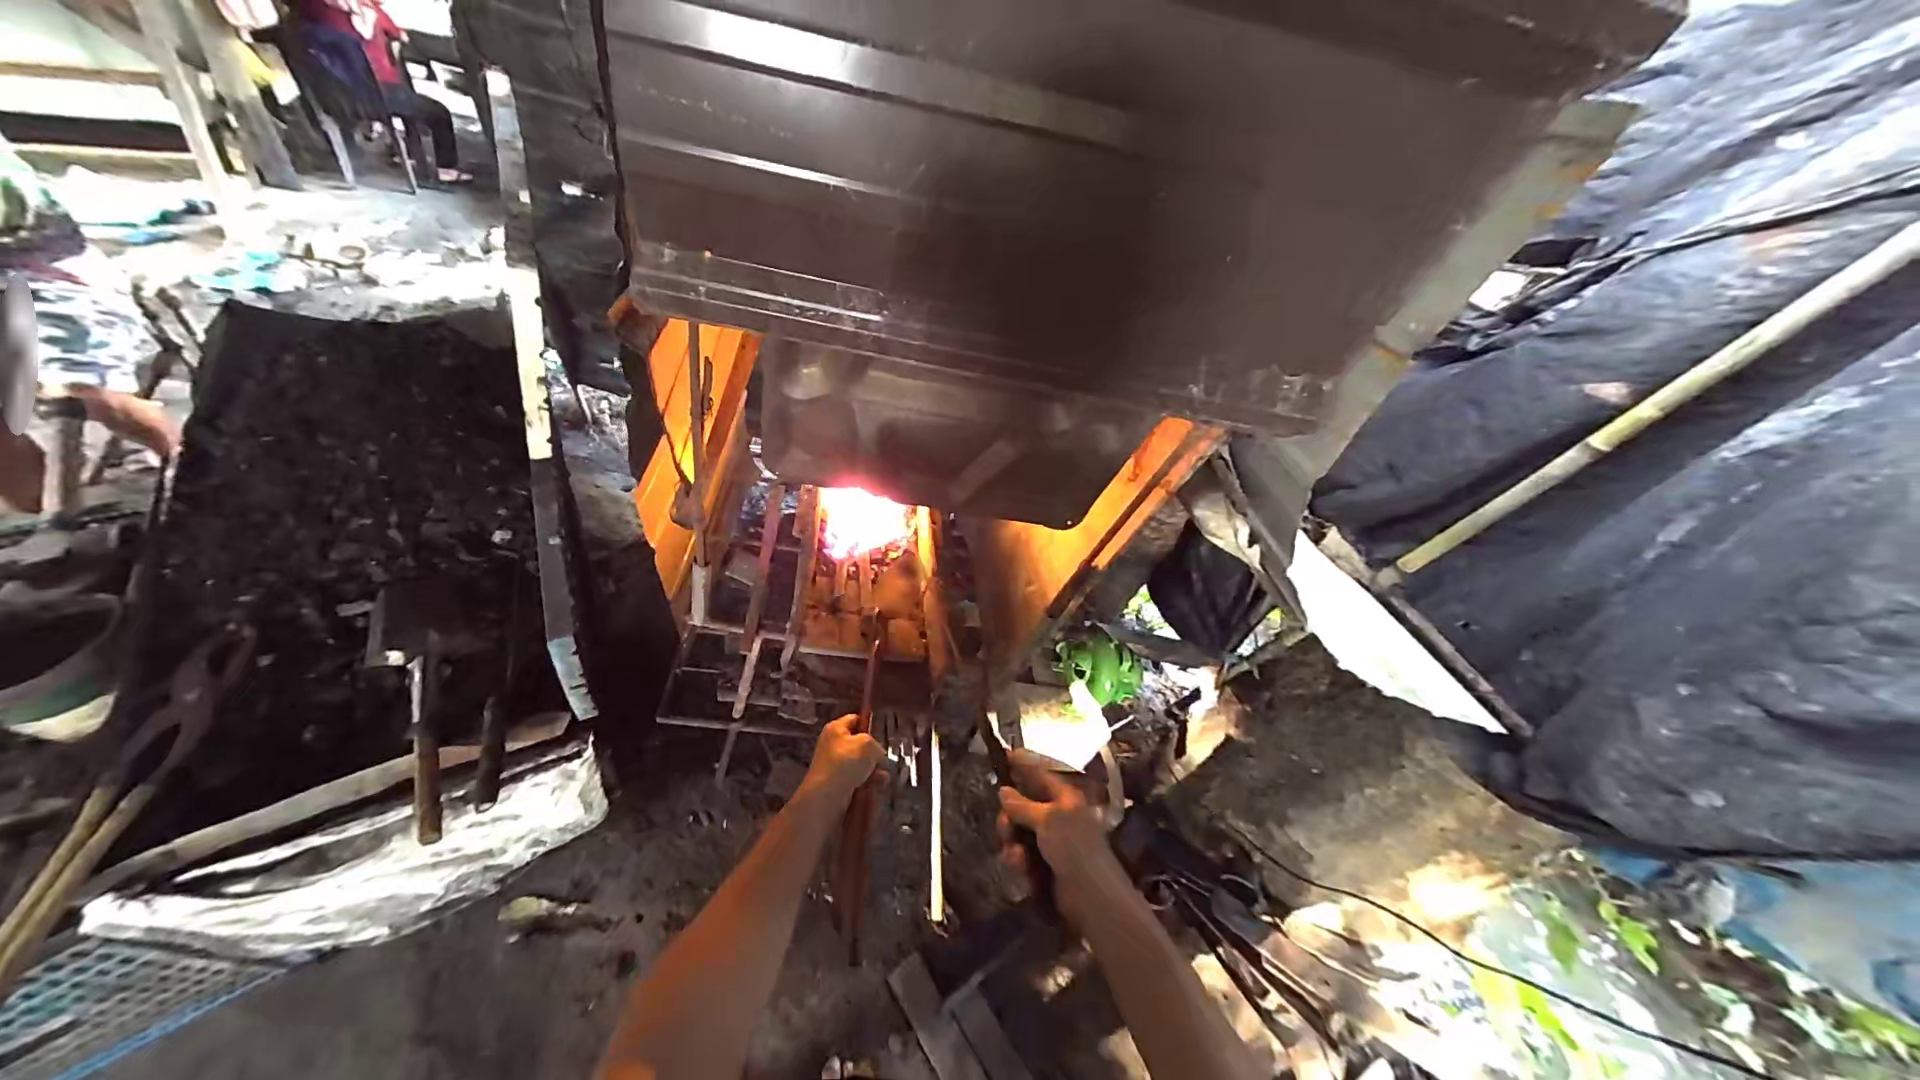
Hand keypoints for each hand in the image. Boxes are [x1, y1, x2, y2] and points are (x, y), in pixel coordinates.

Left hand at [803, 714, 883, 805]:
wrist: (826, 797)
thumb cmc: (845, 763)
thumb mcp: (867, 744)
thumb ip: (876, 745)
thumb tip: (877, 756)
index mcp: (836, 729)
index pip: (855, 719)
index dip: (869, 723)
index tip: (883, 733)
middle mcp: (833, 745)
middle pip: (859, 743)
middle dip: (873, 752)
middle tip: (883, 758)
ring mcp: (835, 765)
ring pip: (861, 763)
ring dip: (874, 769)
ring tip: (883, 776)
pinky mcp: (838, 783)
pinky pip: (858, 778)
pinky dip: (868, 781)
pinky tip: (878, 785)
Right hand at [997, 748, 1120, 923]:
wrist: (1092, 898)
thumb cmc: (1074, 848)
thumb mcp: (1048, 820)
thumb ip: (1022, 805)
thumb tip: (1003, 790)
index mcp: (1064, 796)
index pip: (1040, 771)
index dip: (1022, 763)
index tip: (1002, 756)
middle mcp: (1057, 814)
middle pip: (1022, 804)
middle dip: (1010, 818)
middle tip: (1006, 829)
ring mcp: (1051, 840)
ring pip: (1018, 831)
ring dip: (1013, 844)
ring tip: (1018, 859)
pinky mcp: (1045, 864)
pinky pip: (1022, 854)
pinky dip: (1020, 862)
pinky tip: (1023, 872)